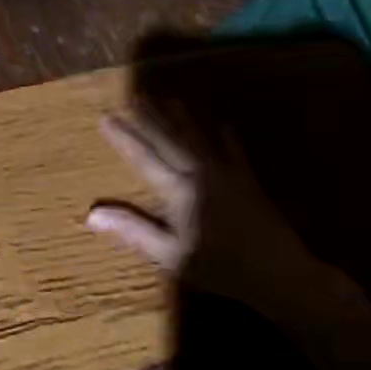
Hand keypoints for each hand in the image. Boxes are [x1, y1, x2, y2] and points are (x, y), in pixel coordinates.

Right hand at [85, 112, 313, 303]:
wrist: (279, 273)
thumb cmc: (219, 268)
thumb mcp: (170, 255)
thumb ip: (134, 230)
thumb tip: (91, 214)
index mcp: (178, 191)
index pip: (144, 157)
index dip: (124, 137)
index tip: (107, 116)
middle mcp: (200, 174)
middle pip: (170, 140)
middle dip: (150, 118)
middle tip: (135, 96)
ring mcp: (227, 174)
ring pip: (199, 139)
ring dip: (183, 118)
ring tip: (169, 99)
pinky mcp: (248, 181)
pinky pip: (235, 151)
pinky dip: (227, 136)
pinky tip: (224, 123)